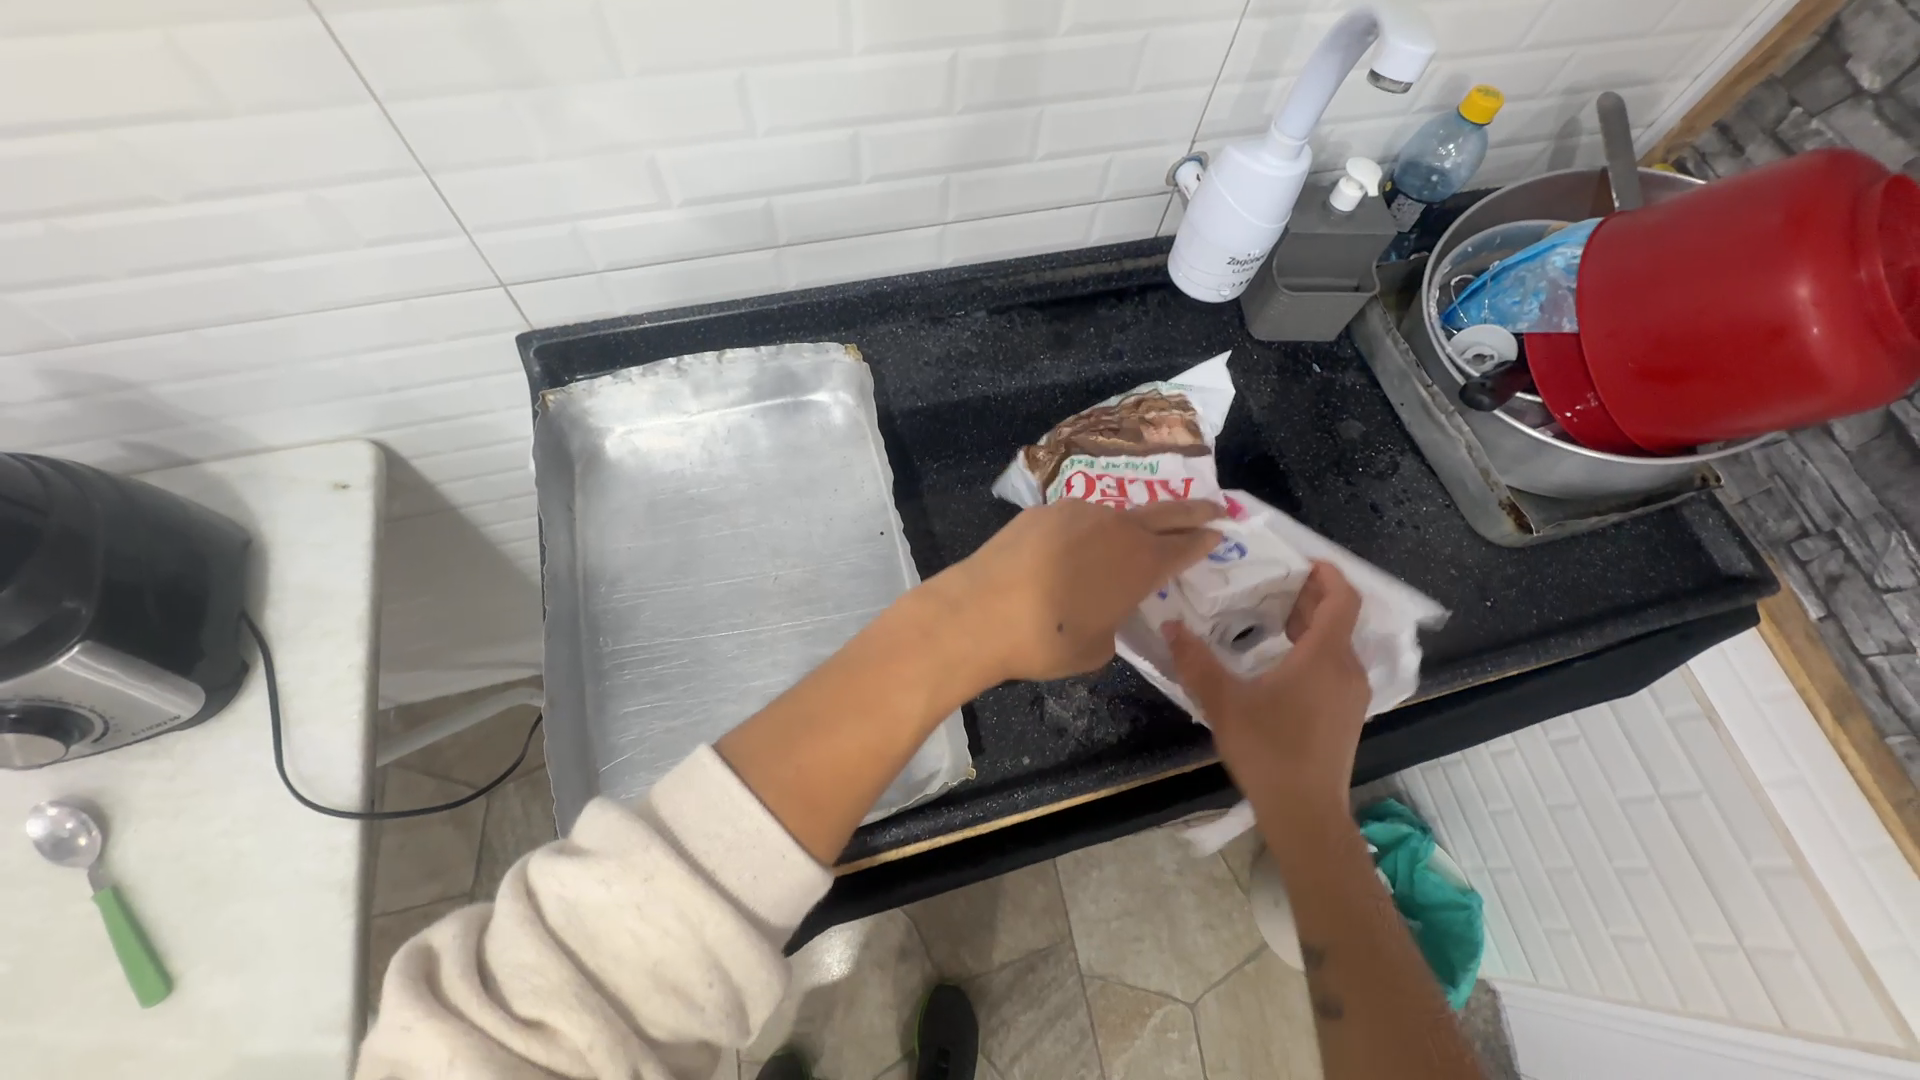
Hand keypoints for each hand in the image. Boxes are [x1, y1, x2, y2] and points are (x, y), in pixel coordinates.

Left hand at [933, 499, 1223, 682]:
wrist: (979, 612)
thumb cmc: (1047, 641)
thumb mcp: (1098, 647)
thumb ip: (1115, 619)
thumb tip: (1105, 606)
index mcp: (1141, 562)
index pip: (1185, 546)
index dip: (1204, 541)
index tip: (1219, 533)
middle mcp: (1117, 527)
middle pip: (1165, 513)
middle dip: (1193, 511)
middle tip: (1215, 506)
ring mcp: (1077, 512)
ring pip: (1114, 515)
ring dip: (1128, 524)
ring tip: (1129, 536)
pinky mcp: (1041, 511)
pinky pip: (1074, 520)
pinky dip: (1082, 532)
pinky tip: (1069, 549)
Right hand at [1163, 561, 1368, 816]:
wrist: (1305, 813)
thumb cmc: (1268, 751)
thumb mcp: (1224, 702)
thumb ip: (1196, 661)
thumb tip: (1171, 626)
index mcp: (1324, 657)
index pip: (1343, 600)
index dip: (1329, 575)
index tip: (1303, 561)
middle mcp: (1347, 669)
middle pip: (1339, 619)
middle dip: (1311, 597)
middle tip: (1273, 583)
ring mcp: (1351, 695)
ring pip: (1337, 644)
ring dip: (1311, 625)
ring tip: (1272, 617)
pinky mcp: (1346, 715)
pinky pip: (1334, 666)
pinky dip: (1313, 650)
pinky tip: (1279, 662)